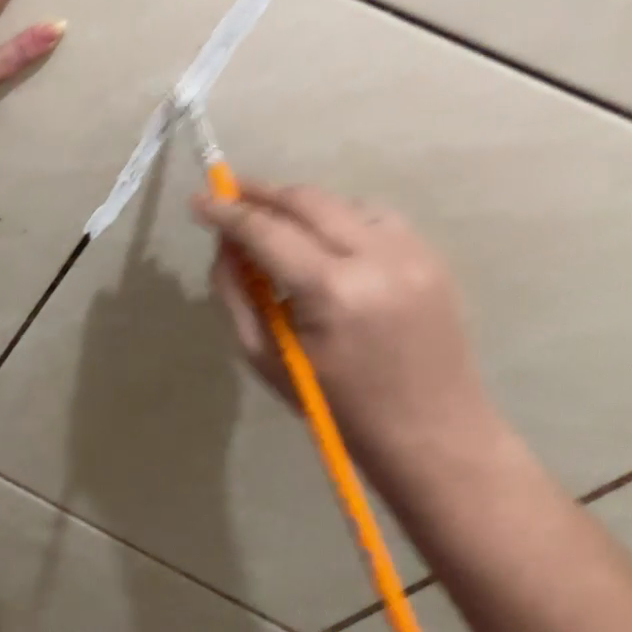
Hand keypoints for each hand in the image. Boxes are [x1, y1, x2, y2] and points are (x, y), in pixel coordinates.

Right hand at [191, 182, 497, 458]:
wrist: (435, 439)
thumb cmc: (338, 408)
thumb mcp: (263, 355)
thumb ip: (234, 289)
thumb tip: (223, 241)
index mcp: (333, 291)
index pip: (265, 229)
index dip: (225, 211)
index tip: (196, 201)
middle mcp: (376, 258)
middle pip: (304, 199)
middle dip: (259, 193)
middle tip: (226, 194)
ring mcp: (412, 254)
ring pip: (339, 202)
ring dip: (299, 205)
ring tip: (273, 221)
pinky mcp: (432, 258)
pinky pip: (373, 217)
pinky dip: (338, 217)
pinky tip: (321, 239)